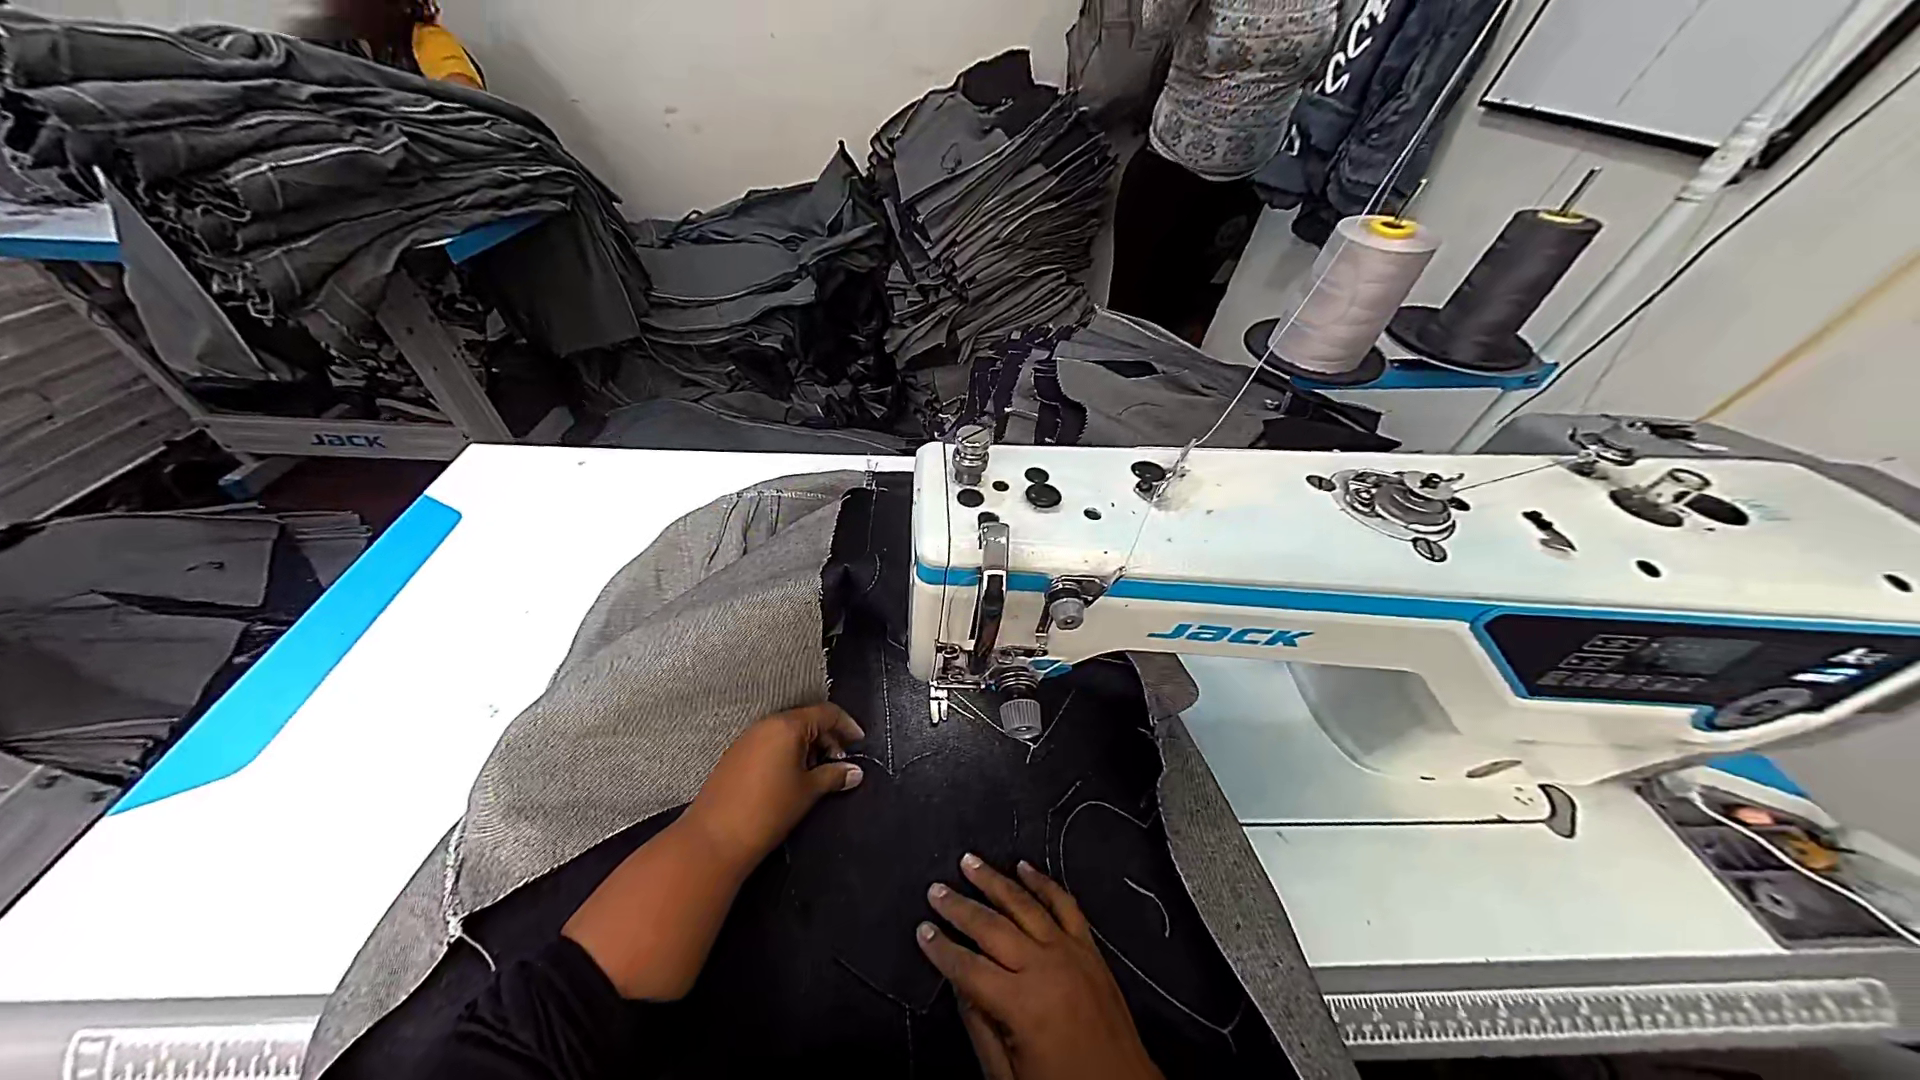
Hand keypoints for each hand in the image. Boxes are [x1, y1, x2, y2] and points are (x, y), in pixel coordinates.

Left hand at [682, 703, 864, 872]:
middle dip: (828, 738)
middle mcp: (767, 724)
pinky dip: (787, 753)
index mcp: (787, 725)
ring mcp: (748, 738)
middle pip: (806, 720)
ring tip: (818, 773)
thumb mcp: (808, 791)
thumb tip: (855, 772)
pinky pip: (770, 743)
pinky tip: (792, 777)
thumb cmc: (768, 810)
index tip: (860, 741)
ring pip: (787, 732)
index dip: (847, 725)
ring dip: (807, 746)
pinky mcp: (735, 755)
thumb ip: (834, 775)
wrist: (713, 839)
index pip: (826, 713)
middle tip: (841, 762)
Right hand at [918, 856, 1162, 1079]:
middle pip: (991, 926)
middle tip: (936, 890)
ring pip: (1024, 904)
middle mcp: (1046, 969)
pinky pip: (1065, 904)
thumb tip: (959, 988)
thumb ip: (981, 1029)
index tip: (922, 931)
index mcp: (1023, 1005)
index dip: (941, 948)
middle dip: (958, 906)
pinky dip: (1043, 882)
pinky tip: (1024, 867)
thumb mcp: (1010, 1079)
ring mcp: (1071, 952)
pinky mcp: (1090, 948)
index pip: (968, 967)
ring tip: (970, 862)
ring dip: (994, 880)